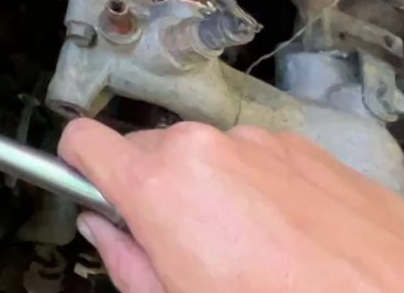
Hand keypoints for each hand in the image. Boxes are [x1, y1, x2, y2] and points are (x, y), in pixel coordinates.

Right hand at [59, 119, 403, 292]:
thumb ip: (128, 264)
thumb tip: (105, 229)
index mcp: (159, 184)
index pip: (82, 139)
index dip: (81, 168)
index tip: (99, 197)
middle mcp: (205, 145)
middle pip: (149, 150)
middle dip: (158, 189)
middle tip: (197, 252)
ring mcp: (267, 143)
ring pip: (212, 156)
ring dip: (218, 189)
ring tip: (270, 257)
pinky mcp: (322, 154)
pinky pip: (271, 161)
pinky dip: (273, 192)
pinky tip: (315, 249)